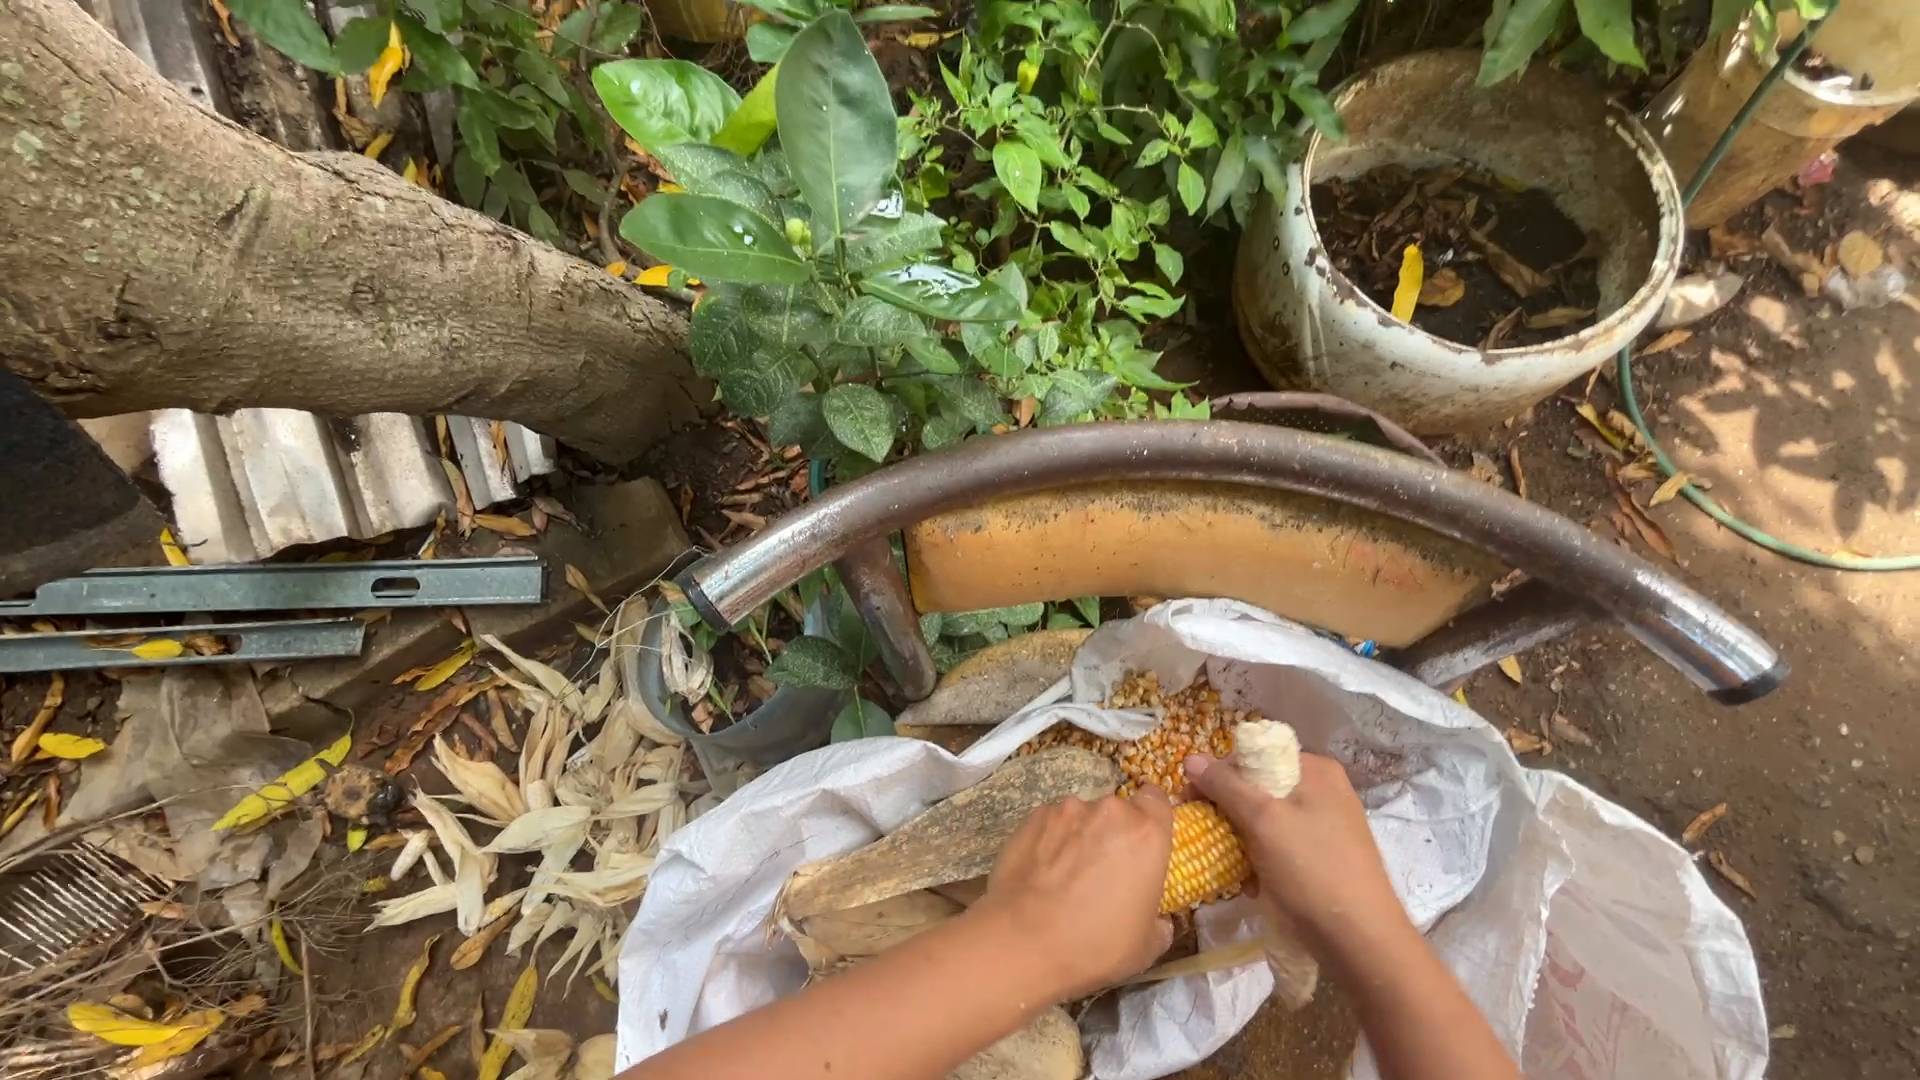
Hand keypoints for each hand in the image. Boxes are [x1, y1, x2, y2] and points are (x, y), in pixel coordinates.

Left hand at [973, 788, 1175, 998]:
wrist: (1025, 940)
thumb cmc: (1096, 946)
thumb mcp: (1147, 946)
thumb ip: (1159, 921)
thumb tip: (1158, 920)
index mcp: (1146, 834)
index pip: (1157, 800)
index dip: (1150, 817)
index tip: (1142, 841)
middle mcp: (1110, 811)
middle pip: (1117, 812)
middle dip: (1112, 834)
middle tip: (1101, 870)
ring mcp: (1068, 809)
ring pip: (1082, 817)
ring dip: (1079, 836)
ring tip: (1064, 874)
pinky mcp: (1034, 815)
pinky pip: (1052, 823)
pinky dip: (1051, 840)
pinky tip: (1041, 871)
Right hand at [1185, 752, 1403, 955]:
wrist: (1361, 943)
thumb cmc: (1312, 871)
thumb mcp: (1262, 821)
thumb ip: (1224, 785)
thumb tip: (1190, 758)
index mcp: (1314, 769)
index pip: (1251, 757)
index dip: (1217, 775)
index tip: (1192, 801)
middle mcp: (1323, 789)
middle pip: (1257, 787)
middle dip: (1228, 811)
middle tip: (1208, 834)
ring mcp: (1325, 824)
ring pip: (1265, 818)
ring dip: (1241, 838)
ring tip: (1231, 863)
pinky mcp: (1323, 855)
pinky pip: (1279, 842)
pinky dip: (1260, 857)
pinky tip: (1252, 881)